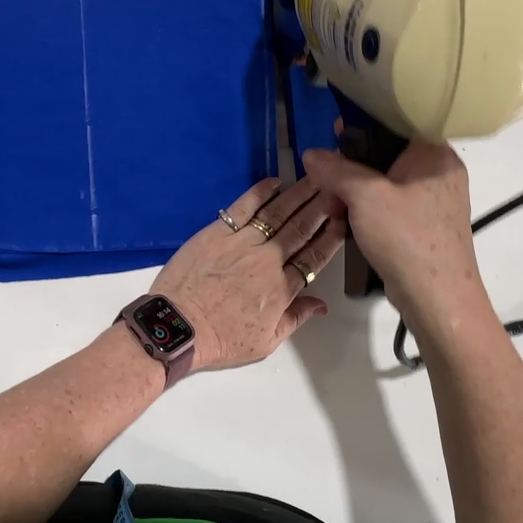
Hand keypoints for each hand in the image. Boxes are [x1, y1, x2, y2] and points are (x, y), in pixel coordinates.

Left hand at [148, 177, 347, 371]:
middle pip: (301, 229)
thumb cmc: (220, 340)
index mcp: (282, 288)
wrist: (178, 326)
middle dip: (322, 207)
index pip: (315, 257)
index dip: (332, 236)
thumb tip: (322, 304)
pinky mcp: (216, 232)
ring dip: (298, 195)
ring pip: (277, 213)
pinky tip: (275, 182)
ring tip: (316, 179)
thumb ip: (295, 319)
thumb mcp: (264, 343)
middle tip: (338, 189)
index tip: (345, 219)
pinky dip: (259, 193)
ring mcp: (241, 243)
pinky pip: (242, 207)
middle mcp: (267, 260)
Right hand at [301, 141, 490, 336]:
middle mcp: (438, 172)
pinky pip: (387, 206)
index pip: (398, 123)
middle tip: (329, 190)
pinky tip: (347, 230)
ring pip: (382, 183)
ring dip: (352, 196)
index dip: (364, 124)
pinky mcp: (423, 225)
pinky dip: (365, 213)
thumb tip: (312, 155)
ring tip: (335, 216)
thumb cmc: (406, 237)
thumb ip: (335, 169)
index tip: (335, 134)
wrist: (436, 297)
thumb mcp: (363, 196)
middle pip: (384, 156)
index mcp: (434, 154)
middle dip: (349, 172)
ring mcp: (432, 201)